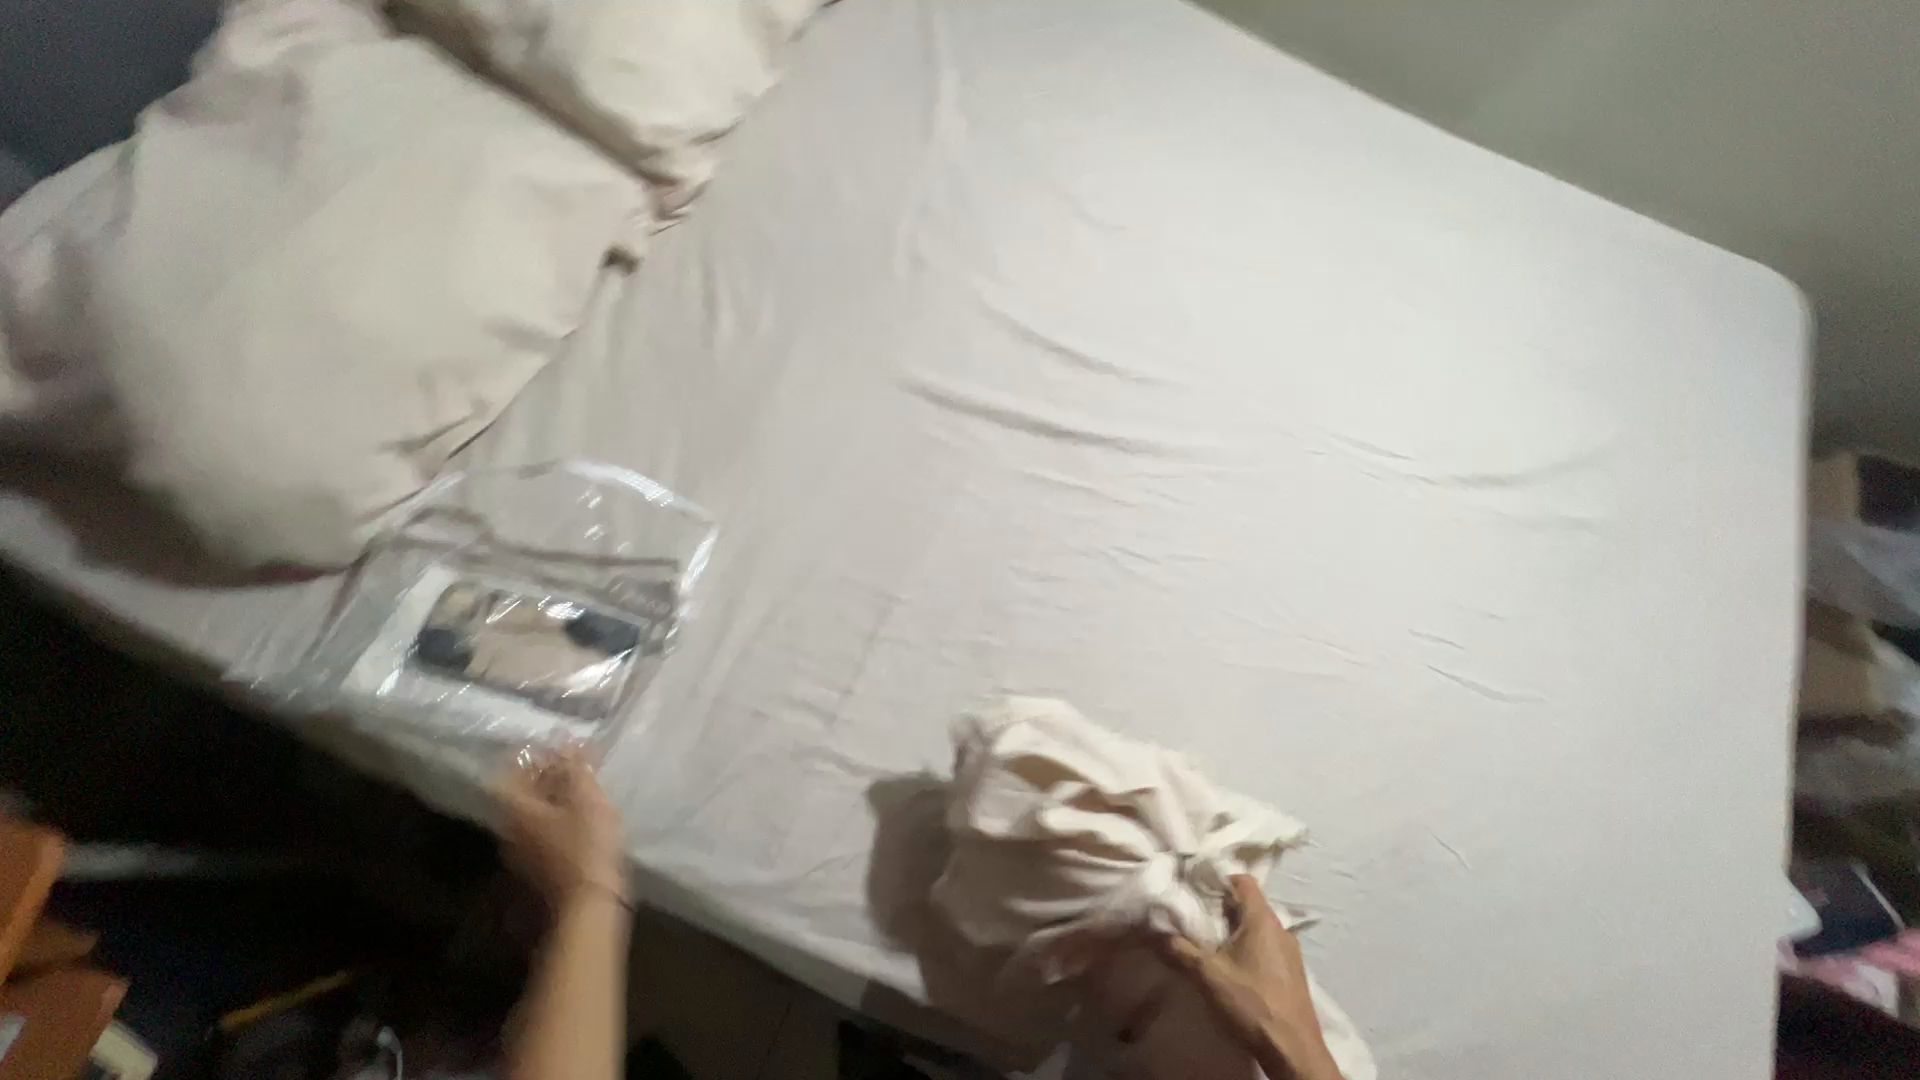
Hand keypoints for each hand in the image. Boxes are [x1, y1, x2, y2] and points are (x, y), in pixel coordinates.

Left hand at [500, 750, 625, 908]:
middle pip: (518, 793)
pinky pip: (540, 829)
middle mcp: (510, 829)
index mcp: (516, 810)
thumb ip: (575, 768)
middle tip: (569, 759)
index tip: (548, 744)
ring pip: (530, 812)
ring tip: (578, 782)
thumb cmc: (586, 844)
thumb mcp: (587, 799)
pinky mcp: (537, 865)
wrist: (588, 902)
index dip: (525, 756)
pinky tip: (579, 813)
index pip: (508, 774)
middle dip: (541, 773)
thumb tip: (565, 741)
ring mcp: (521, 851)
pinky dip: (555, 814)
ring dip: (550, 794)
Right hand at [1157, 875, 1341, 1079]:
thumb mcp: (1207, 975)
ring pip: (1258, 928)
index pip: (1243, 880)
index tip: (1195, 889)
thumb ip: (1179, 949)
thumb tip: (1154, 932)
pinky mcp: (1294, 975)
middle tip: (1196, 918)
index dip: (1218, 879)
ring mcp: (1291, 953)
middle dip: (1221, 908)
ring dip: (1235, 931)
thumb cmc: (1252, 1003)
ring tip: (1211, 945)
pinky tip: (1233, 970)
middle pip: (1249, 904)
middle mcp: (1281, 929)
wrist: (1294, 1054)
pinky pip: (1267, 948)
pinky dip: (1249, 950)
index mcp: (1263, 919)